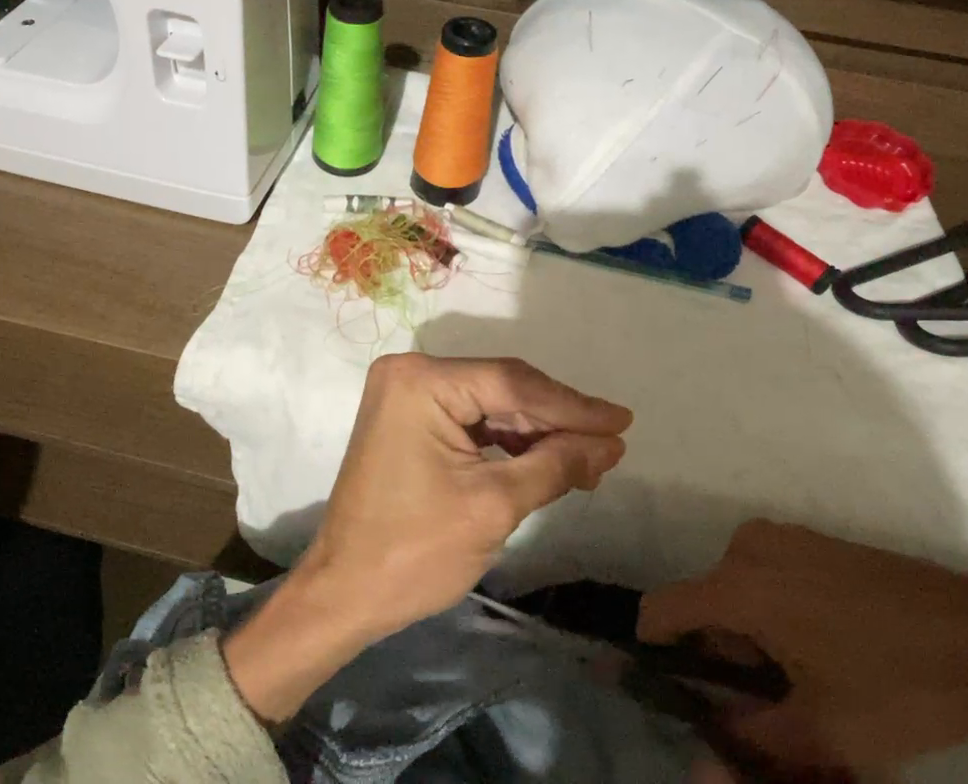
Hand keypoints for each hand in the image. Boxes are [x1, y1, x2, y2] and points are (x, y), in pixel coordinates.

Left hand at [224, 354, 631, 722]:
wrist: (344, 593)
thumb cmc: (415, 551)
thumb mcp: (495, 506)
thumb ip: (557, 464)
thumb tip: (610, 444)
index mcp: (422, 382)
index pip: (514, 384)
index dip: (574, 406)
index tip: (624, 422)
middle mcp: (409, 373)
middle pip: (502, 389)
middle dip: (557, 421)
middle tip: (610, 447)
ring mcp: (404, 396)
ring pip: (489, 405)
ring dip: (536, 433)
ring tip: (587, 462)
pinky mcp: (406, 421)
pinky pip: (468, 421)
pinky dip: (506, 442)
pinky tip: (545, 461)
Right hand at [640, 521, 967, 783]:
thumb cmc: (901, 687)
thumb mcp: (822, 733)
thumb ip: (750, 738)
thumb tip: (705, 742)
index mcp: (740, 586)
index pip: (662, 609)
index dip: (654, 650)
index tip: (667, 687)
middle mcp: (751, 547)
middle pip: (706, 605)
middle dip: (721, 654)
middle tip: (762, 701)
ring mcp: (788, 537)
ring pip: (739, 590)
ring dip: (752, 635)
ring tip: (802, 680)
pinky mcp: (820, 541)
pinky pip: (771, 576)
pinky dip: (780, 612)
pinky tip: (828, 649)